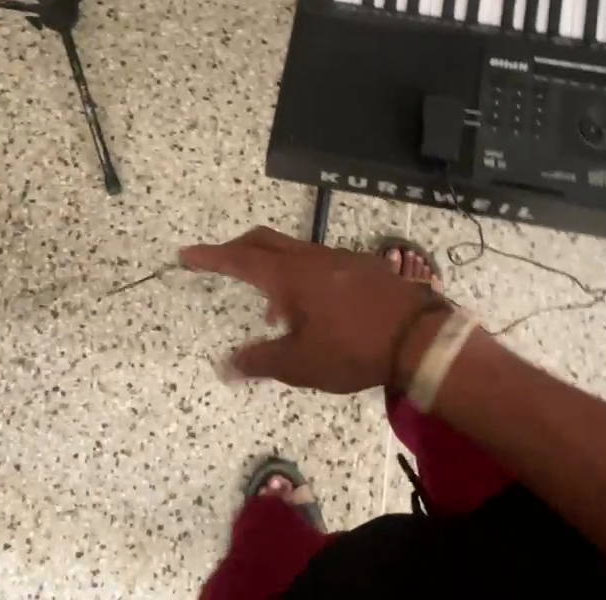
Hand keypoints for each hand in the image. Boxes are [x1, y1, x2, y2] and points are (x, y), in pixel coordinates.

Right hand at [180, 226, 443, 392]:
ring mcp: (337, 258)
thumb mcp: (300, 364)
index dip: (210, 256)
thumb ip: (260, 361)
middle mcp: (310, 257)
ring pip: (292, 251)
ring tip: (271, 312)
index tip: (186, 253)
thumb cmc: (352, 349)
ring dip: (271, 268)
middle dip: (236, 249)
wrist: (419, 336)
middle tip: (218, 263)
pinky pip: (316, 261)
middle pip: (263, 240)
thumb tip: (225, 364)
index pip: (239, 259)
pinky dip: (299, 276)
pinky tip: (311, 311)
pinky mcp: (360, 266)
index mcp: (289, 275)